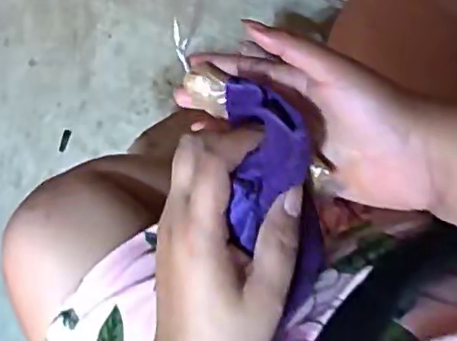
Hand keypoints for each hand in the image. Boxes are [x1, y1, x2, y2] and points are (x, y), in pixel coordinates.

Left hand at [156, 129, 301, 340]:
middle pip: (187, 148)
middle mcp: (173, 213)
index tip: (269, 137)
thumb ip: (278, 241)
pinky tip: (232, 185)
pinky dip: (204, 167)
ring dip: (212, 149)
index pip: (209, 158)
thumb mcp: (265, 297)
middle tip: (259, 145)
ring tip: (250, 161)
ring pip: (181, 160)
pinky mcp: (165, 229)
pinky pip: (181, 180)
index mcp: (195, 227)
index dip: (239, 139)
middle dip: (223, 136)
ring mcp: (164, 219)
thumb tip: (292, 187)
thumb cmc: (228, 334)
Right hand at [180, 21, 448, 212]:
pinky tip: (223, 169)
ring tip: (192, 131)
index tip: (191, 64)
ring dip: (224, 130)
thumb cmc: (374, 104)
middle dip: (214, 96)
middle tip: (180, 98)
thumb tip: (248, 25)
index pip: (252, 68)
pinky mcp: (309, 175)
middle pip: (246, 101)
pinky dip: (246, 166)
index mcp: (299, 80)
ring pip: (252, 133)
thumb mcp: (332, 68)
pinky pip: (271, 168)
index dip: (223, 65)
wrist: (420, 157)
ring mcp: (300, 143)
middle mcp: (294, 108)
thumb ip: (292, 49)